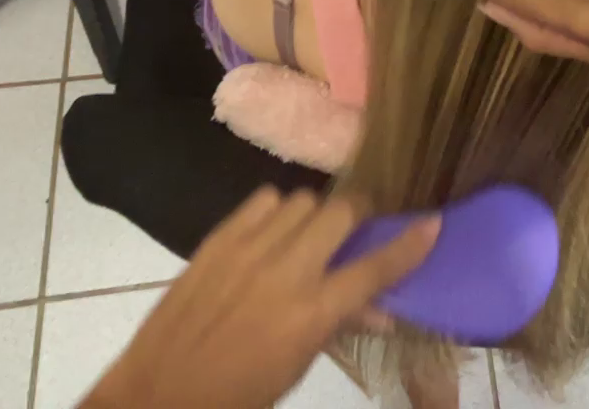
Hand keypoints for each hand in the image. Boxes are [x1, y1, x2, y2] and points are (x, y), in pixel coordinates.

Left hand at [81, 187, 438, 408]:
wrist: (156, 397)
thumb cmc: (237, 395)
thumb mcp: (296, 367)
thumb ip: (338, 326)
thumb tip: (383, 309)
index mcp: (310, 315)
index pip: (374, 269)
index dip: (409, 245)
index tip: (432, 223)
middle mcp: (286, 271)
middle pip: (342, 212)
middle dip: (358, 215)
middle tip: (356, 228)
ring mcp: (249, 248)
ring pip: (303, 200)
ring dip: (314, 215)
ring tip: (306, 236)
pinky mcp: (220, 237)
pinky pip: (264, 199)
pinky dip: (276, 210)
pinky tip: (272, 231)